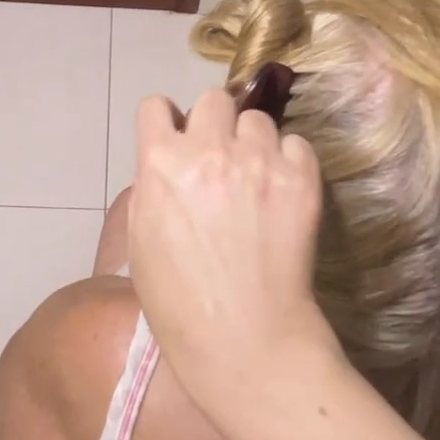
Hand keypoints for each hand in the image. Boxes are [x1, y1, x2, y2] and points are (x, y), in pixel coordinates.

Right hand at [126, 88, 333, 395]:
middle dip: (214, 123)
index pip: (155, 105)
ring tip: (256, 180)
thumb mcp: (140, 239)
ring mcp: (258, 160)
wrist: (245, 339)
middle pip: (213, 99)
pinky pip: (296, 144)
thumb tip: (168, 160)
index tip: (176, 141)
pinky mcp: (300, 177)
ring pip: (257, 120)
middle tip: (220, 157)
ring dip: (253, 143)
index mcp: (160, 163)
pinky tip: (283, 193)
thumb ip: (152, 185)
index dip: (166, 122)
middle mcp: (209, 149)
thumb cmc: (179, 301)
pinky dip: (289, 162)